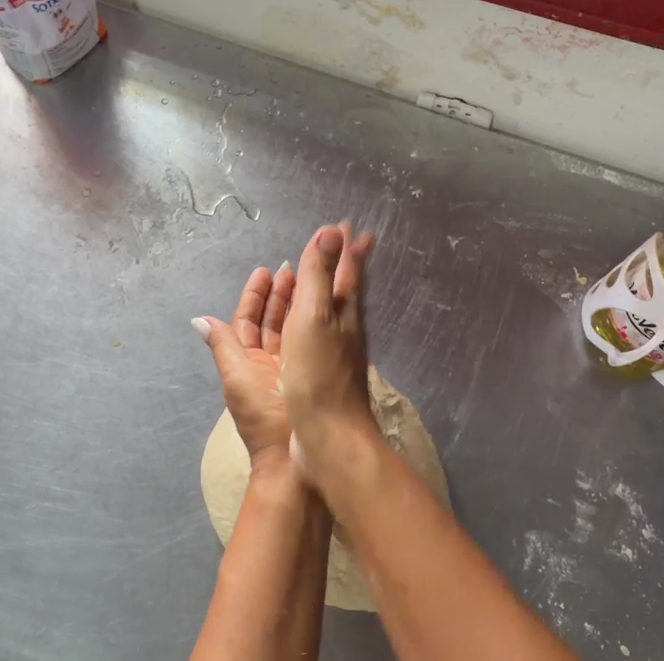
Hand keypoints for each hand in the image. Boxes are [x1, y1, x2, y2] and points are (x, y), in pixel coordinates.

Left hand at [193, 262, 298, 465]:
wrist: (296, 463)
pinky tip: (324, 309)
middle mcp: (266, 363)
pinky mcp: (311, 378)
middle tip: (293, 269)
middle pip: (270, 320)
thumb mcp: (237, 379)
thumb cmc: (264, 418)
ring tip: (308, 280)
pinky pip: (307, 344)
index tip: (266, 270)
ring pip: (289, 329)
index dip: (255, 295)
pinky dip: (311, 324)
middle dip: (278, 294)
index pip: (247, 319)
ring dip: (295, 304)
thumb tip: (198, 319)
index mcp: (244, 362)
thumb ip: (222, 346)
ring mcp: (290, 371)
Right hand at [279, 222, 378, 477]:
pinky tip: (315, 327)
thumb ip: (319, 274)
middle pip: (347, 288)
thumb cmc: (317, 373)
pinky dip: (316, 319)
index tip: (350, 226)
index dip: (348, 247)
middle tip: (344, 242)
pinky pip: (321, 334)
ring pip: (335, 311)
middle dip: (345, 265)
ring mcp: (339, 353)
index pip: (349, 269)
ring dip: (330, 290)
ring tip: (325, 277)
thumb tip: (331, 230)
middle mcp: (346, 328)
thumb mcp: (313, 316)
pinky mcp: (326, 375)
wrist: (330, 438)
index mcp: (344, 311)